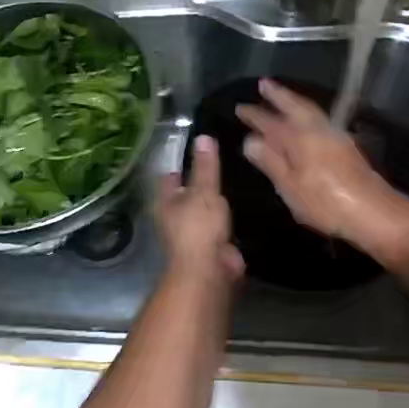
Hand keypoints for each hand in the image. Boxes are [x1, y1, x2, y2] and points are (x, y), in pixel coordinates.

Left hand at [155, 135, 243, 283]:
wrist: (209, 270)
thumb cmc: (199, 227)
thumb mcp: (203, 191)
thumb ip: (205, 166)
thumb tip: (202, 137)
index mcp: (165, 201)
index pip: (171, 175)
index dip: (183, 162)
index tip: (201, 147)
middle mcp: (174, 216)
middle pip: (188, 193)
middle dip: (202, 181)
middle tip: (225, 160)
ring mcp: (193, 232)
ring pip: (205, 209)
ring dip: (216, 200)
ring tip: (238, 178)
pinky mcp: (211, 245)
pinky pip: (219, 225)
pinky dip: (228, 217)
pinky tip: (243, 206)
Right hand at [236, 79, 408, 248]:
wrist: (372, 211)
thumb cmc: (324, 202)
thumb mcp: (289, 185)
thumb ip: (270, 161)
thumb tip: (250, 140)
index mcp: (298, 138)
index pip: (270, 122)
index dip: (254, 114)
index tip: (240, 107)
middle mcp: (317, 130)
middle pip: (295, 106)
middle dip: (278, 94)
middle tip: (264, 84)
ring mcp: (334, 136)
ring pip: (310, 110)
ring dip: (293, 100)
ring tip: (281, 95)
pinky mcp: (345, 146)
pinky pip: (319, 119)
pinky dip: (306, 113)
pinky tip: (304, 120)